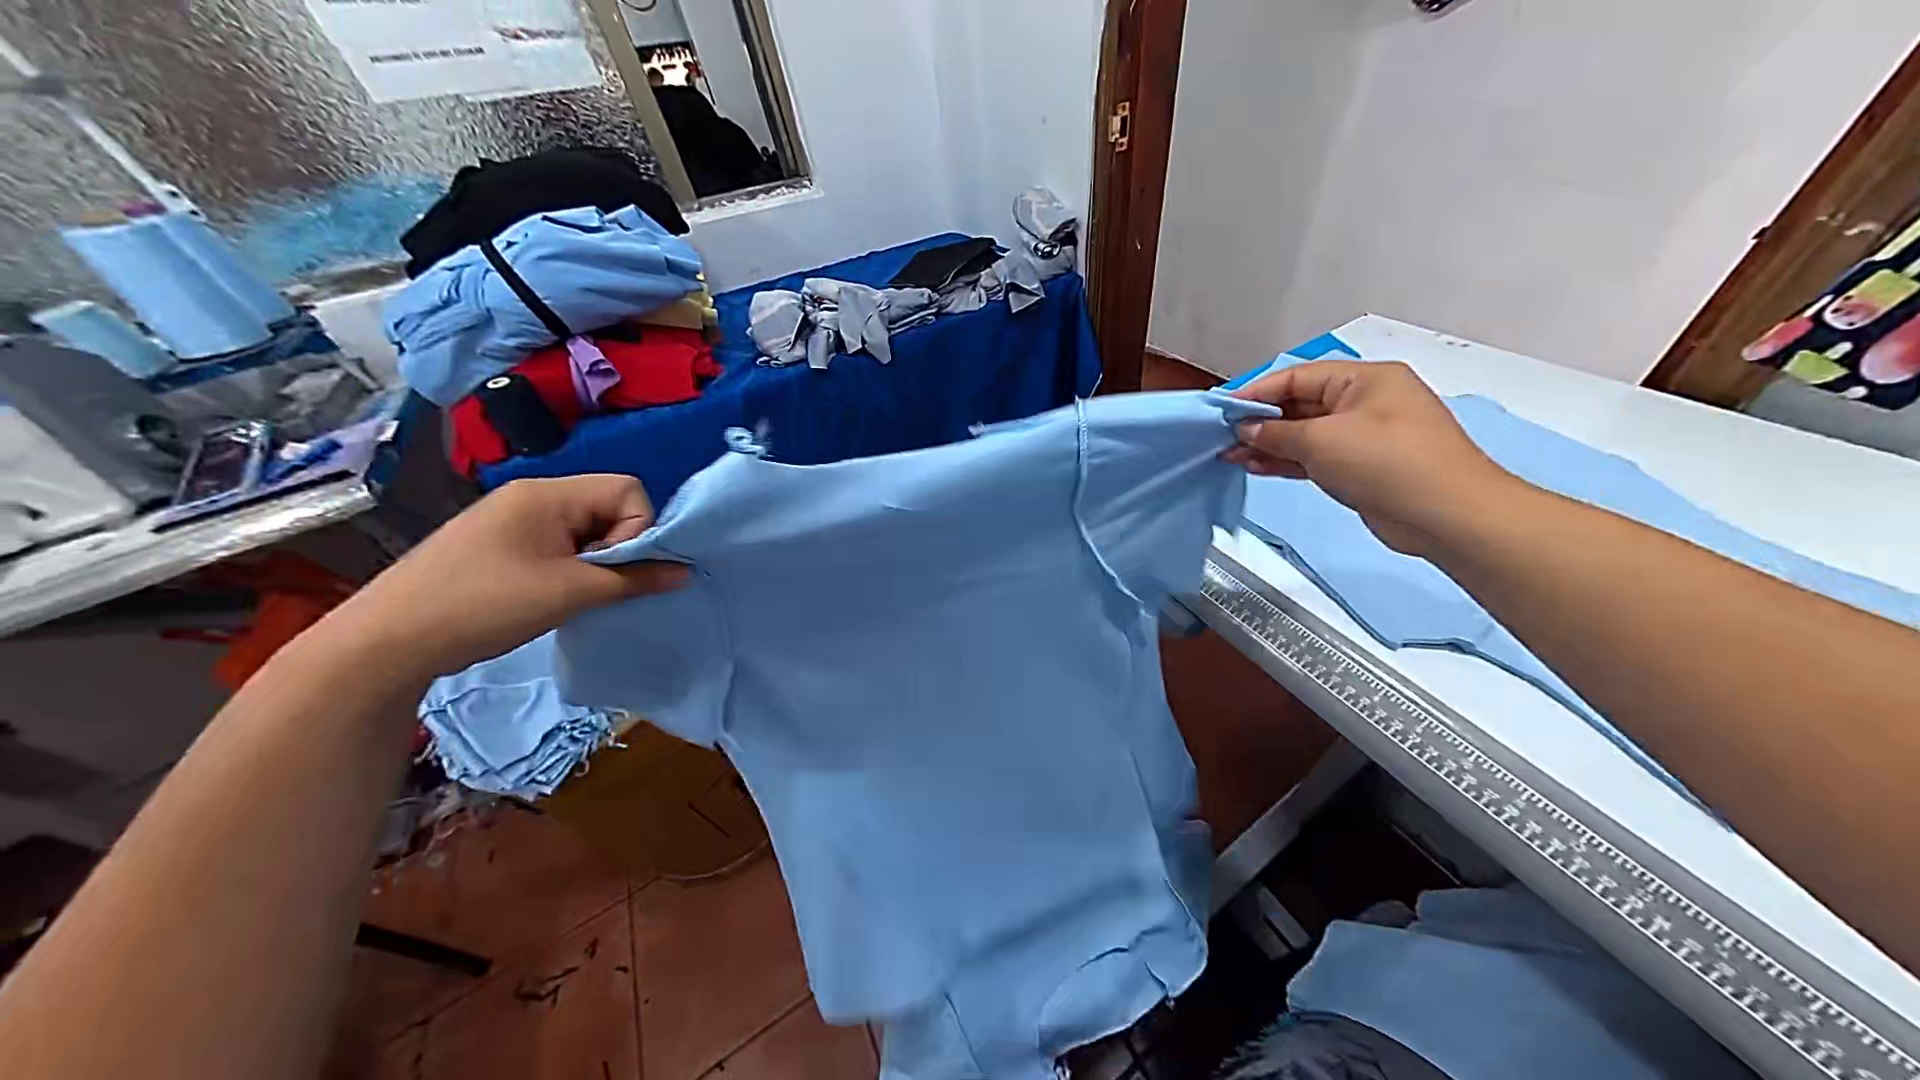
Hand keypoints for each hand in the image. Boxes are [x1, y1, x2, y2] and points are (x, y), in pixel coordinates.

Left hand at [319, 475, 689, 679]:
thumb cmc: (484, 604)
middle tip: (598, 585)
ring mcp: (514, 520)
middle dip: (619, 546)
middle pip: (608, 508)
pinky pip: (561, 546)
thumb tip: (684, 572)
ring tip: (574, 595)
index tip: (618, 569)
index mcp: (548, 493)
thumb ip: (633, 578)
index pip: (627, 490)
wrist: (388, 640)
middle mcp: (533, 497)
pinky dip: (573, 568)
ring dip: (596, 561)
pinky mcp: (502, 546)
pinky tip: (554, 596)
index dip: (640, 528)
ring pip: (586, 530)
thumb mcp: (570, 592)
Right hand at [1225, 360, 1517, 554]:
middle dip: (1260, 422)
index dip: (1256, 393)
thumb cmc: (1390, 464)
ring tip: (1231, 456)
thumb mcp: (1322, 440)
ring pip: (1304, 434)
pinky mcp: (1361, 466)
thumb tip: (1246, 430)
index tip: (1223, 410)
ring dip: (1268, 445)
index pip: (1296, 377)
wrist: (1447, 516)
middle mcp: (1365, 401)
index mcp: (1365, 378)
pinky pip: (1314, 457)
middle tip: (1223, 437)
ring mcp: (1364, 435)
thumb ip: (1276, 433)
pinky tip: (1257, 466)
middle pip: (1300, 404)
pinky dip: (1286, 461)